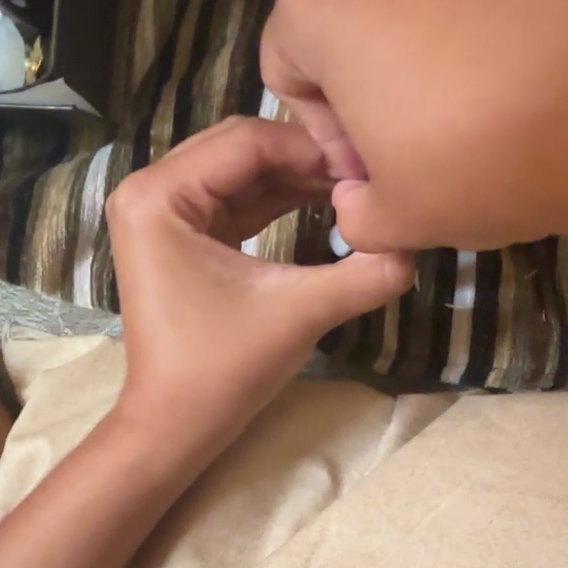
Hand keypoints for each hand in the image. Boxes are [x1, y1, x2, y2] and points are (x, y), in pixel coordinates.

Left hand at [106, 117, 413, 443]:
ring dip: (296, 180)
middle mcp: (151, 190)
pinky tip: (323, 205)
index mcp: (160, 194)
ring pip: (241, 174)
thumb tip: (416, 249)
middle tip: (363, 175)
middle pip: (241, 149)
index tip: (367, 166)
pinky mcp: (180, 239)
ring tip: (352, 190)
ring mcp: (162, 214)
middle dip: (305, 160)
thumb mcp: (299, 313)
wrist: (179, 425)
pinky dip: (278, 203)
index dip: (313, 149)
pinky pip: (236, 202)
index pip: (248, 141)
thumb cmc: (225, 369)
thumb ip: (362, 276)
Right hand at [261, 0, 567, 251]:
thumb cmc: (482, 162)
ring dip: (431, 42)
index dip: (324, 131)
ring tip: (484, 103)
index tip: (373, 172)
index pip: (286, 66)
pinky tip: (534, 70)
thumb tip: (358, 204)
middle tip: (423, 135)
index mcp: (321, 5)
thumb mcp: (400, 220)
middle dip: (370, 73)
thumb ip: (357, 216)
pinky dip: (496, 18)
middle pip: (350, 14)